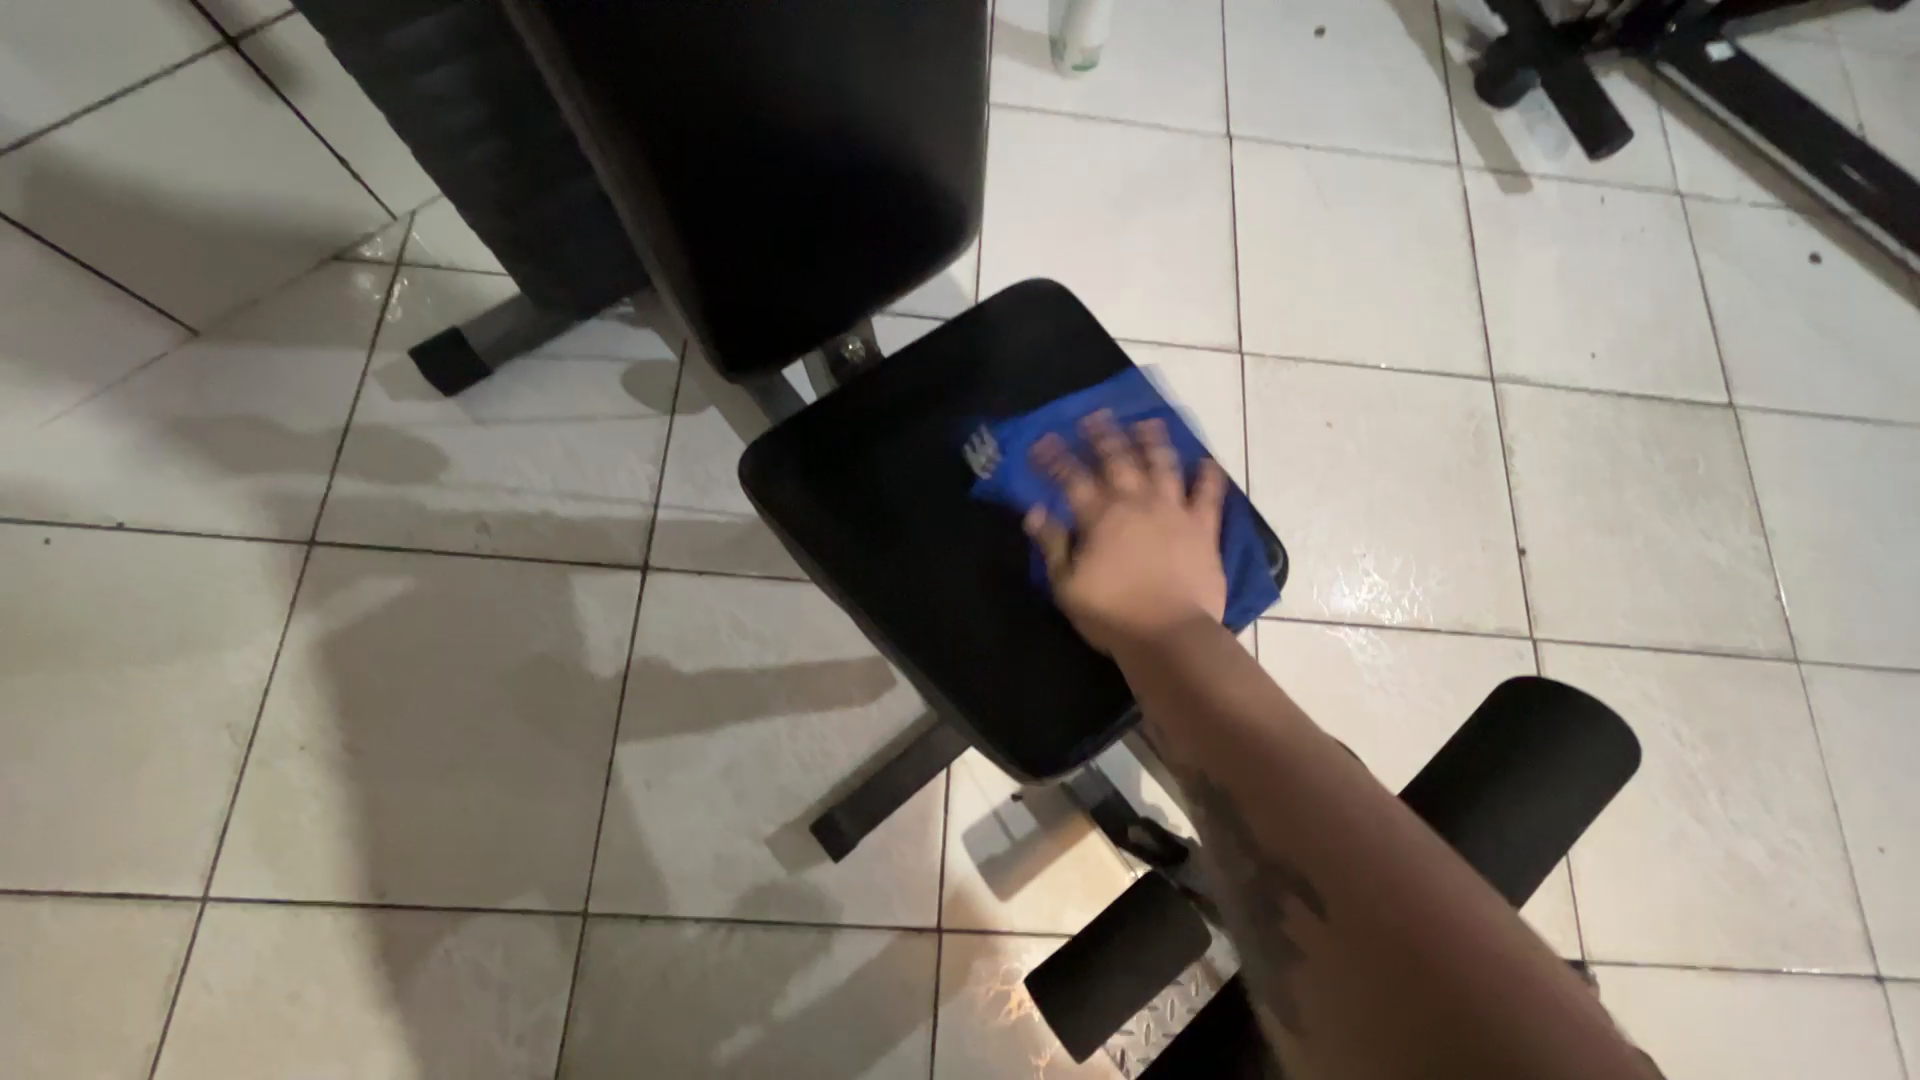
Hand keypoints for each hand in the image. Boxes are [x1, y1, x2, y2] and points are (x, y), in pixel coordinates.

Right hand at [1025, 411, 1229, 654]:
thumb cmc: (1112, 615)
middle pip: (1117, 459)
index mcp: (1099, 516)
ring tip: (1146, 423)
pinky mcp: (1204, 528)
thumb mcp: (1067, 585)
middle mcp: (1136, 503)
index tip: (1043, 441)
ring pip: (1162, 465)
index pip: (1070, 478)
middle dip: (1102, 435)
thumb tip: (1035, 512)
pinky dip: (1208, 476)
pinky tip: (1207, 461)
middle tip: (1094, 416)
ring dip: (1152, 441)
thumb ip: (1053, 545)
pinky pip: (1208, 494)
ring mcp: (1173, 511)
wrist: (1170, 635)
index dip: (1054, 458)